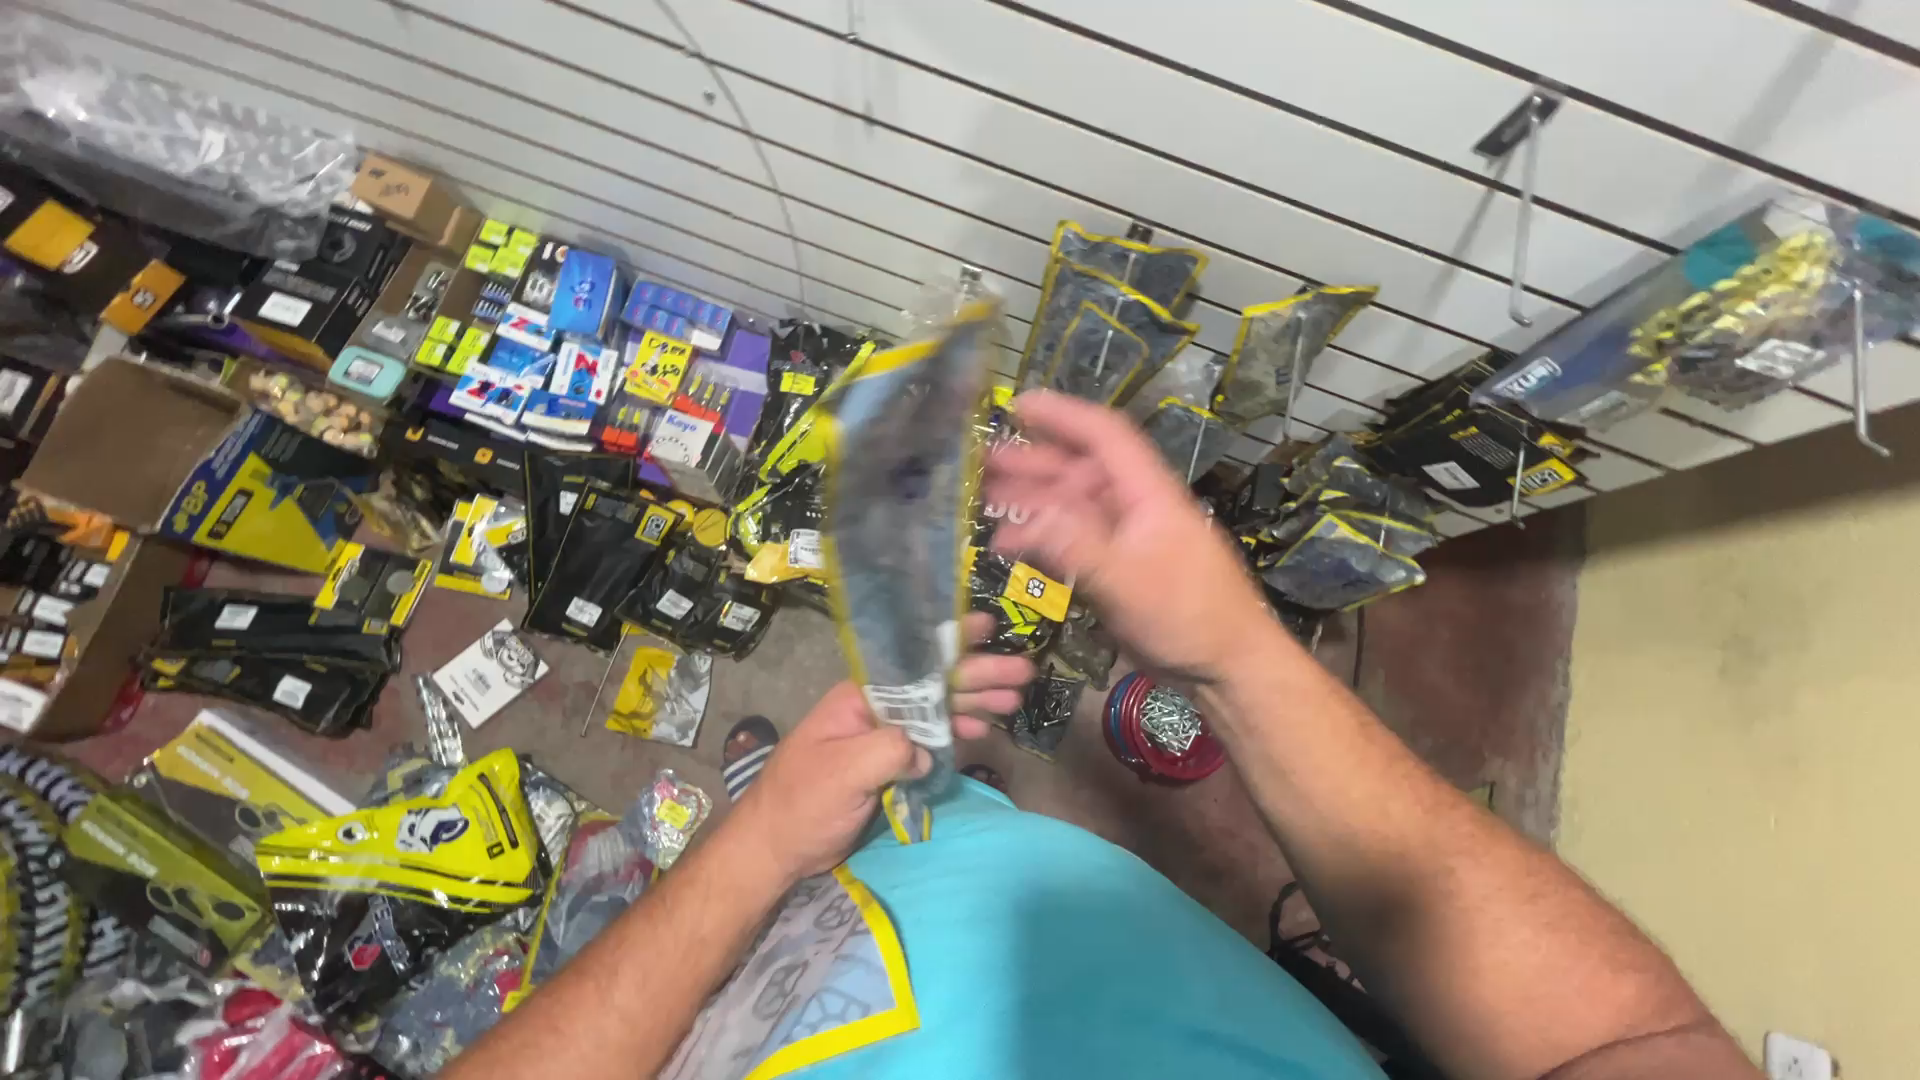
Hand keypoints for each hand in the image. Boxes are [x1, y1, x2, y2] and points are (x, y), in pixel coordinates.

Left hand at [727, 635, 1032, 883]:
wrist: (776, 848)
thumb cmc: (801, 802)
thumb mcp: (843, 772)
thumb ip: (889, 750)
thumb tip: (927, 750)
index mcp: (860, 698)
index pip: (911, 661)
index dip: (949, 643)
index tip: (983, 625)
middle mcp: (876, 709)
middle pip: (935, 684)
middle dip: (978, 675)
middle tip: (1022, 671)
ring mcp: (885, 736)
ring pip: (938, 710)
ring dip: (976, 702)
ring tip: (1015, 698)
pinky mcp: (891, 763)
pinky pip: (932, 740)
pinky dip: (958, 732)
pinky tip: (984, 729)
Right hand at [983, 390, 1282, 686]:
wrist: (1226, 666)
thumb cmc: (1190, 617)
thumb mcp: (1130, 583)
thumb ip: (1076, 548)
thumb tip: (1025, 519)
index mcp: (1147, 493)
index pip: (1104, 436)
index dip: (1062, 415)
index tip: (1017, 404)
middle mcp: (1132, 506)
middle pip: (1078, 469)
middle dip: (1031, 462)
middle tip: (981, 461)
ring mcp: (1124, 537)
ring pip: (1070, 506)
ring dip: (1030, 502)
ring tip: (983, 500)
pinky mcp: (1115, 566)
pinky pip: (1072, 540)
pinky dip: (1042, 538)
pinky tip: (1009, 545)